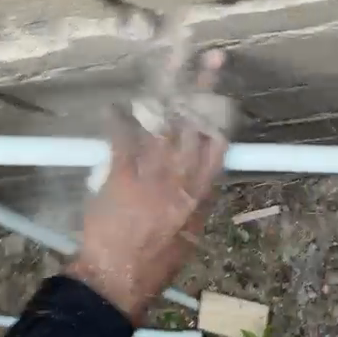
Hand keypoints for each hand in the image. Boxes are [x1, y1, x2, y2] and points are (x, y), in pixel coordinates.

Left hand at [65, 51, 231, 322]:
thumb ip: (196, 201)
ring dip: (167, 87)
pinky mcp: (121, 173)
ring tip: (173, 60)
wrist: (117, 280)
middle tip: (212, 57)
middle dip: (204, 85)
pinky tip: (113, 105)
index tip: (224, 91)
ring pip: (164, 120)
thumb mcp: (189, 235)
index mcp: (200, 193)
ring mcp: (152, 173)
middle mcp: (180, 177)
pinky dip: (117, 118)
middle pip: (195, 121)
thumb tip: (202, 180)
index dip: (221, 113)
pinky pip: (122, 136)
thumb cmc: (155, 264)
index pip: (217, 143)